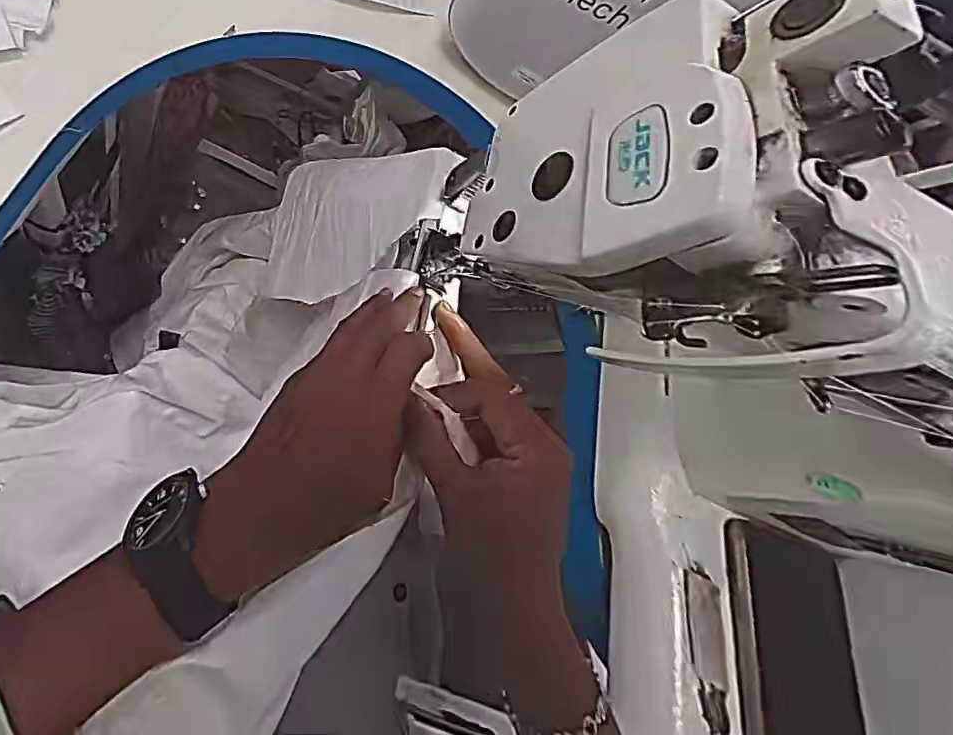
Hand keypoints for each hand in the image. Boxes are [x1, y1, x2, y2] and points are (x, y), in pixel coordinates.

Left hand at [193, 288, 433, 600]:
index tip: (428, 342)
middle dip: (400, 308)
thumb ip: (400, 434)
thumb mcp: (383, 479)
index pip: (407, 349)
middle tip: (413, 296)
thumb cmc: (322, 502)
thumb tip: (407, 411)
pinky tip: (354, 330)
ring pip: (351, 328)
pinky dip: (349, 327)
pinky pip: (332, 341)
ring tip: (385, 298)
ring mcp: (320, 374)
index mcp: (377, 401)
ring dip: (372, 310)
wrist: (263, 503)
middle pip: (379, 326)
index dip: (422, 341)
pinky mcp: (300, 378)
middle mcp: (348, 377)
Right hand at [405, 304, 571, 586]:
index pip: (491, 391)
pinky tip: (439, 437)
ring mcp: (533, 462)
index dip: (456, 373)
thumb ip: (431, 441)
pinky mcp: (520, 477)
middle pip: (494, 396)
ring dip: (458, 411)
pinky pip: (489, 439)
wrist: (515, 614)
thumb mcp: (457, 494)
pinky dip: (463, 434)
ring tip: (426, 406)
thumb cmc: (498, 565)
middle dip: (460, 378)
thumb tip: (411, 403)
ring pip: (490, 417)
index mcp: (536, 445)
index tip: (433, 353)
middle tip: (440, 339)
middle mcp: (541, 447)